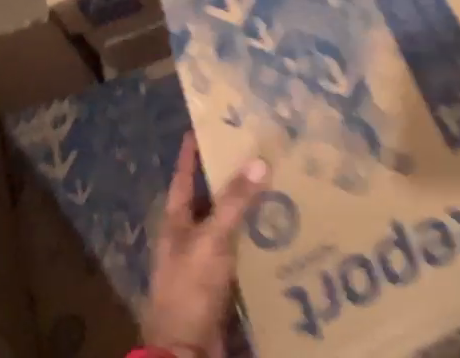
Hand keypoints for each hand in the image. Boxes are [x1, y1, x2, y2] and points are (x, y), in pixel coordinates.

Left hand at [141, 135, 270, 357]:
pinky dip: (260, 239)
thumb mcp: (211, 240)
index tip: (205, 124)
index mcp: (176, 220)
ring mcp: (205, 260)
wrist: (185, 350)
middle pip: (211, 198)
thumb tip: (260, 159)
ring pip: (230, 224)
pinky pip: (244, 252)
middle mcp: (189, 235)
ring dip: (251, 208)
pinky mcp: (223, 282)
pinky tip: (283, 230)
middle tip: (261, 150)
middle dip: (233, 176)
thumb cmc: (189, 288)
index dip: (192, 151)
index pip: (184, 175)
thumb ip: (234, 202)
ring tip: (281, 183)